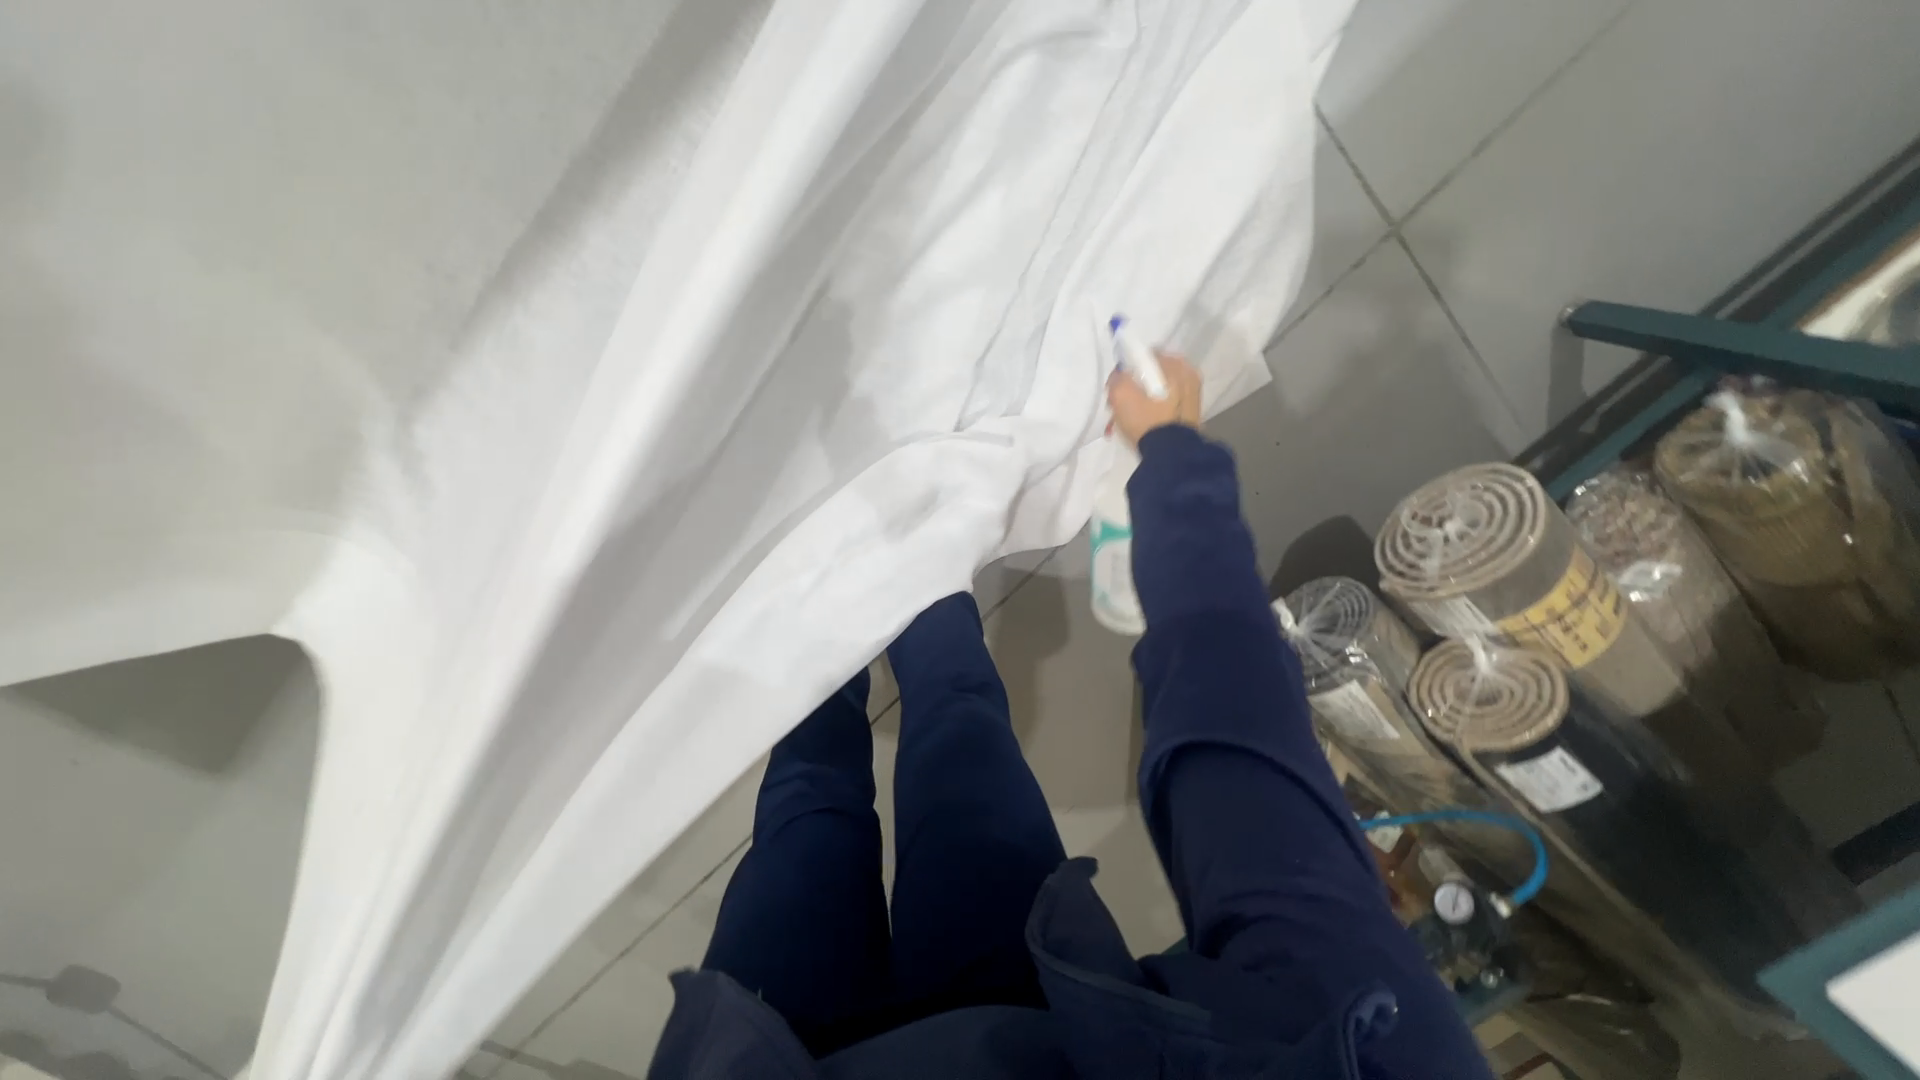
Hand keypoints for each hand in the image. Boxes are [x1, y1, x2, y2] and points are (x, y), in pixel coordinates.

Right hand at [1107, 352, 1200, 443]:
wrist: (1171, 454)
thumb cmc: (1147, 420)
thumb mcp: (1121, 395)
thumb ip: (1117, 378)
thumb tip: (1119, 376)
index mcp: (1176, 365)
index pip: (1145, 357)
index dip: (1128, 370)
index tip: (1119, 387)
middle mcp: (1188, 375)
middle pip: (1153, 374)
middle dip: (1137, 386)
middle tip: (1123, 404)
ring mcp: (1193, 396)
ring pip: (1160, 390)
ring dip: (1144, 400)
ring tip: (1132, 418)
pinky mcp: (1191, 414)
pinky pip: (1167, 405)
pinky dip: (1155, 411)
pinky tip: (1144, 425)